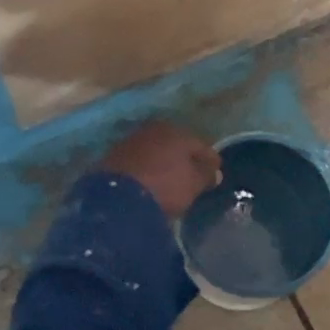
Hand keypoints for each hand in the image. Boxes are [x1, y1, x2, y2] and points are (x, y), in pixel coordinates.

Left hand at [99, 121, 221, 219]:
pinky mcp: (113, 158)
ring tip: (171, 180)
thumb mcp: (193, 184)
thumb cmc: (165, 186)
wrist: (118, 199)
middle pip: (176, 145)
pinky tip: (150, 182)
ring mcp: (130, 143)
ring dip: (164, 163)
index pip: (200, 145)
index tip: (216, 170)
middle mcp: (153, 130)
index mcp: (177, 132)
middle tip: (194, 174)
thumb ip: (206, 176)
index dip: (210, 159)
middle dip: (185, 158)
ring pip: (155, 152)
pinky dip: (147, 170)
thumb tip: (214, 173)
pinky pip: (138, 163)